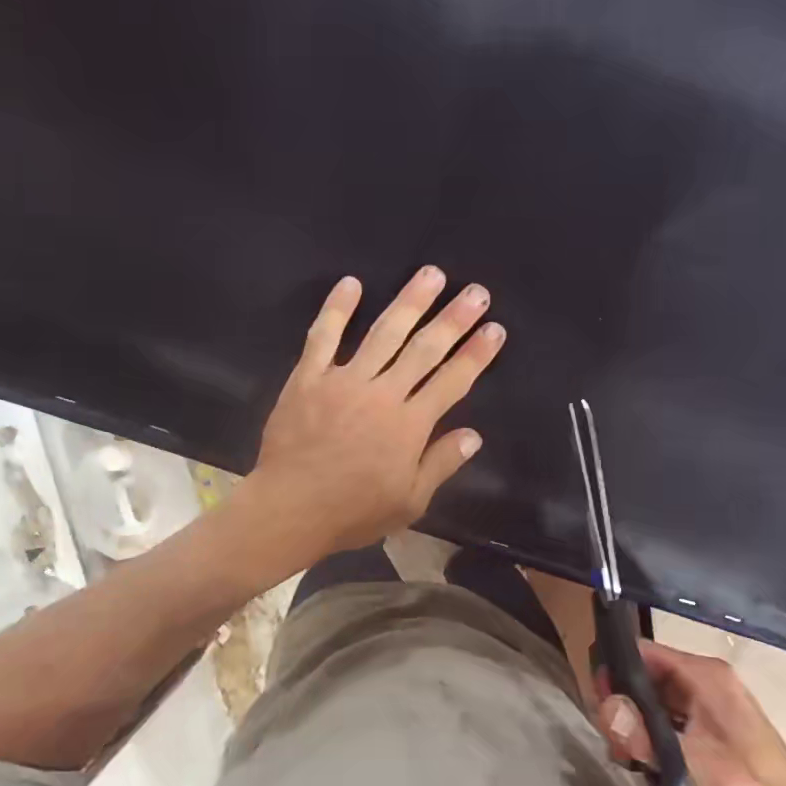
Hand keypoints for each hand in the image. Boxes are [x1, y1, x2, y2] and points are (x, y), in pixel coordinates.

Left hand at [239, 266, 505, 558]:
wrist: (291, 508)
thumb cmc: (353, 512)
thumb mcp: (409, 501)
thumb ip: (441, 463)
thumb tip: (473, 434)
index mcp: (410, 425)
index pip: (452, 380)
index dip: (476, 354)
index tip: (495, 329)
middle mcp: (382, 393)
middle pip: (424, 349)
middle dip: (453, 319)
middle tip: (475, 292)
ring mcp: (344, 381)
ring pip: (383, 333)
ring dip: (409, 302)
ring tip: (431, 274)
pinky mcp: (309, 378)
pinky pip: (323, 336)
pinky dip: (336, 309)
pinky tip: (351, 283)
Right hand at [596, 641, 785, 785]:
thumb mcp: (695, 770)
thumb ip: (648, 738)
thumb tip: (605, 706)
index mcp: (707, 677)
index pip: (643, 651)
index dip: (614, 670)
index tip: (597, 706)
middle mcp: (706, 682)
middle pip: (645, 675)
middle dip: (621, 704)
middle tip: (613, 744)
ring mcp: (709, 707)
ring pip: (653, 700)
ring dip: (634, 726)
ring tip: (628, 759)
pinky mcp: (710, 731)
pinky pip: (666, 720)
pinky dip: (650, 738)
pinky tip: (645, 765)